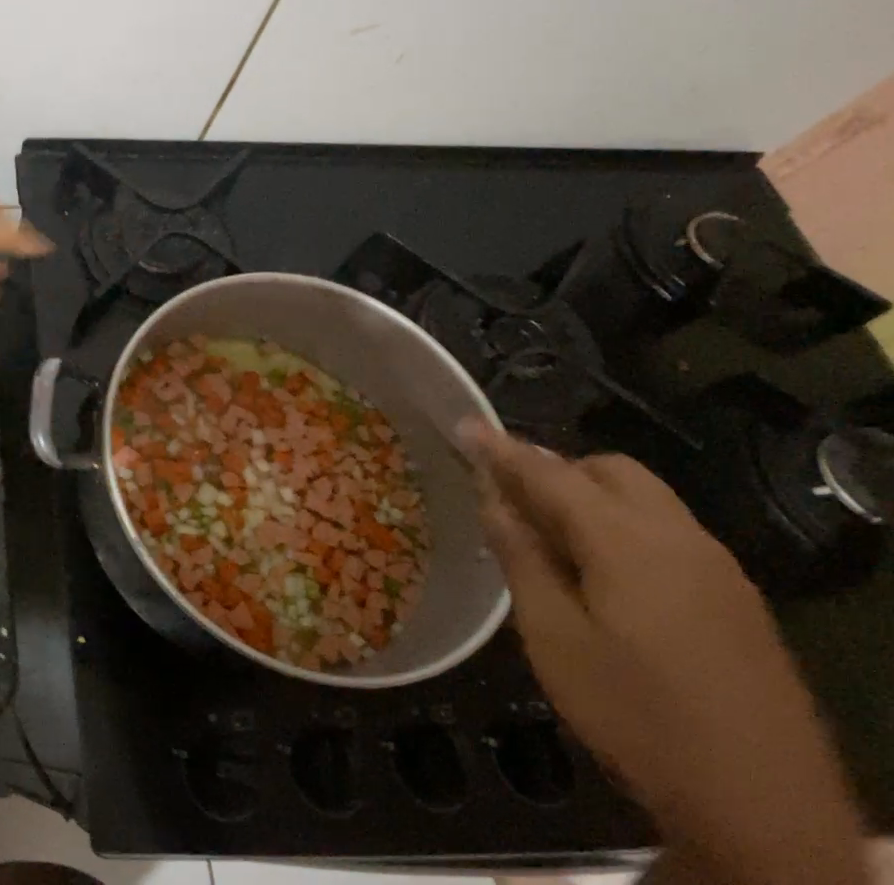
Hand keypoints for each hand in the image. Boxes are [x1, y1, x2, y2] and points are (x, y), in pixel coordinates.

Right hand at [460, 423, 865, 884]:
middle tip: (505, 497)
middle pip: (611, 472)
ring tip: (545, 534)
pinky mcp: (735, 600)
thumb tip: (495, 502)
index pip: (550, 475)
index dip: (501, 449)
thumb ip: (523, 561)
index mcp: (627, 542)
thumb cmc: (634, 714)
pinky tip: (599, 573)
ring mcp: (717, 568)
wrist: (761, 800)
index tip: (463, 423)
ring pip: (646, 500)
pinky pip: (668, 533)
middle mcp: (679, 538)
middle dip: (555, 468)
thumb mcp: (554, 639)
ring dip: (591, 497)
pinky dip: (622, 527)